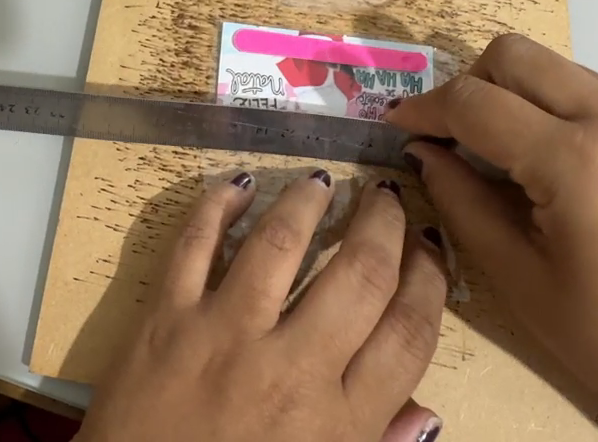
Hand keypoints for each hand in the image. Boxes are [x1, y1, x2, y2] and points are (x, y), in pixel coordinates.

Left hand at [78, 170, 450, 441]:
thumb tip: (425, 412)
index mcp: (339, 424)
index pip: (406, 335)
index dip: (428, 279)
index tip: (430, 243)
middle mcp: (290, 369)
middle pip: (358, 275)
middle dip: (382, 224)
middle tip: (385, 195)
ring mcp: (224, 333)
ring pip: (279, 243)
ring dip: (306, 201)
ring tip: (321, 181)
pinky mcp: (167, 315)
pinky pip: (196, 243)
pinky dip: (218, 203)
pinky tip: (241, 182)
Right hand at [386, 34, 597, 440]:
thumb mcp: (522, 281)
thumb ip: (462, 202)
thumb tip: (425, 152)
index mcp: (576, 162)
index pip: (474, 103)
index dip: (424, 109)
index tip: (396, 126)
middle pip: (513, 54)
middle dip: (467, 83)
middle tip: (450, 134)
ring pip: (552, 66)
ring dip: (509, 91)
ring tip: (495, 148)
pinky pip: (588, 93)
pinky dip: (549, 107)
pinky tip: (547, 164)